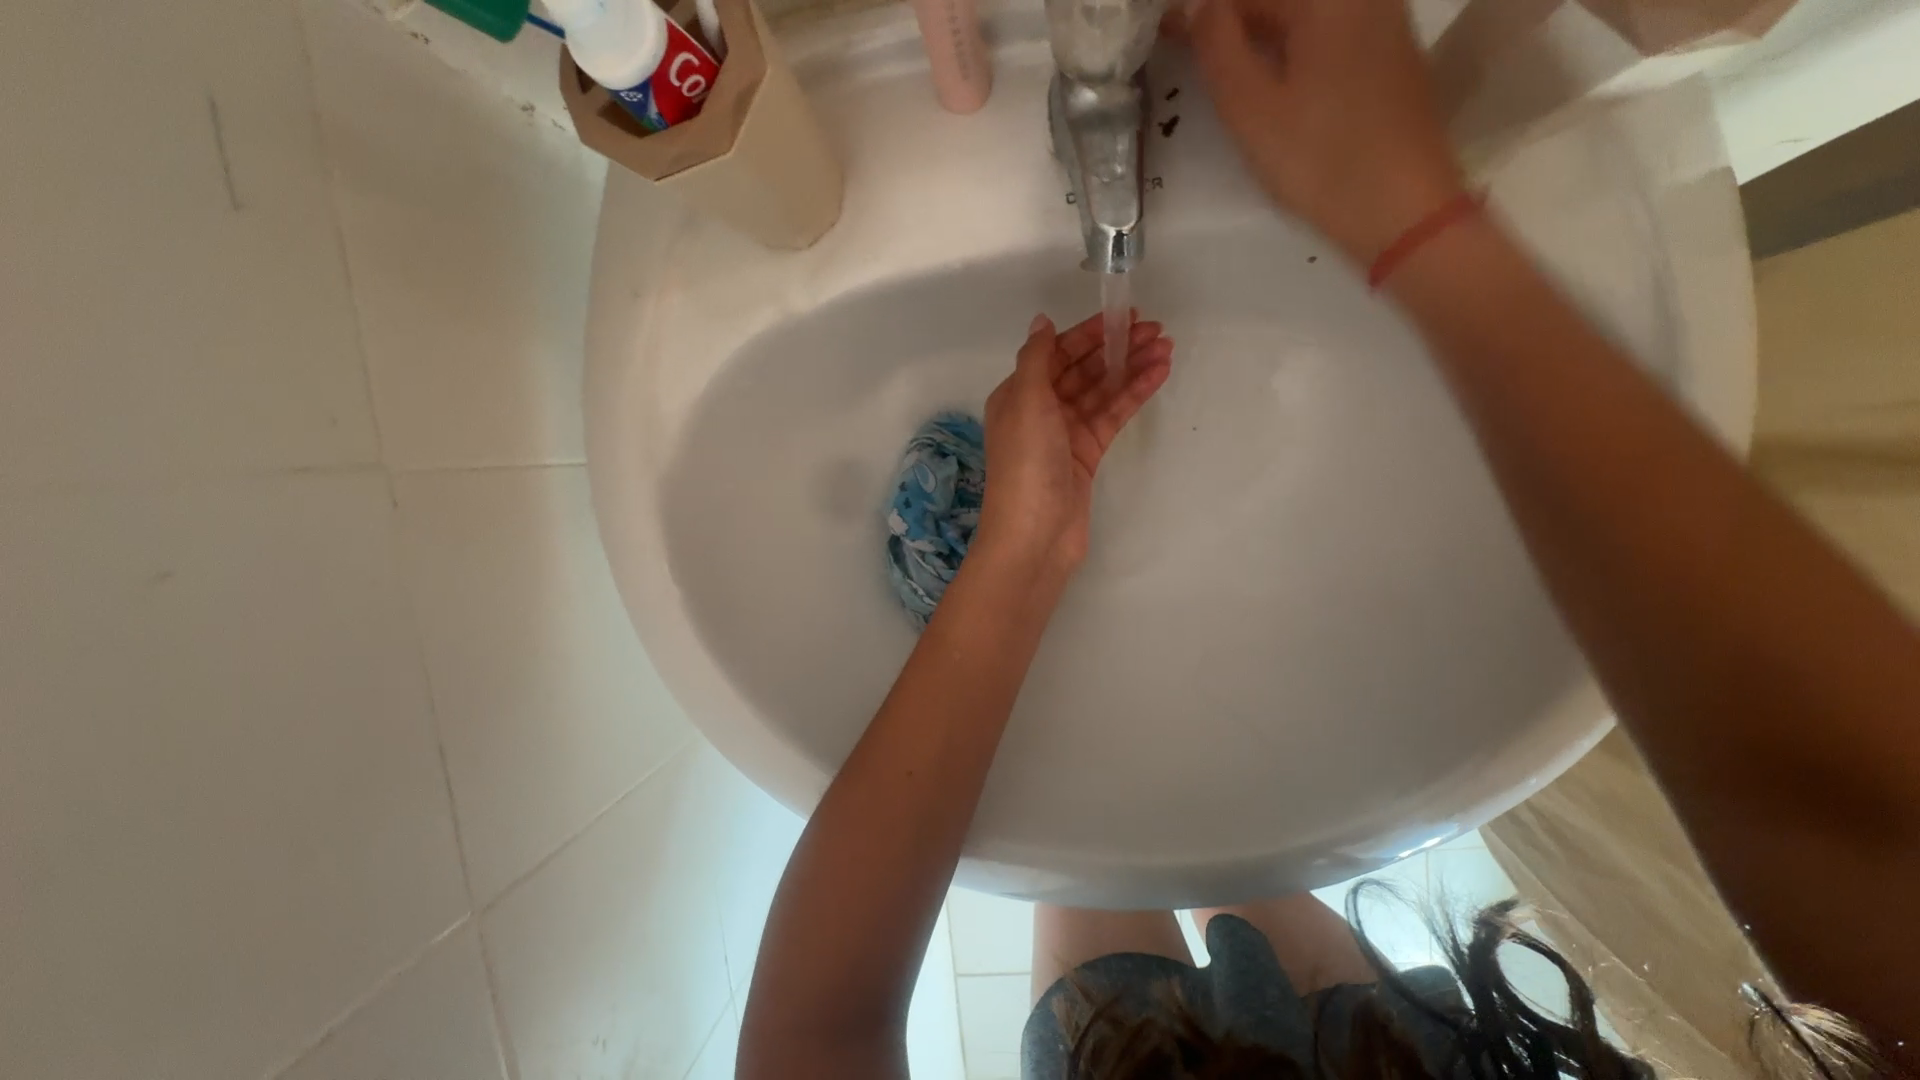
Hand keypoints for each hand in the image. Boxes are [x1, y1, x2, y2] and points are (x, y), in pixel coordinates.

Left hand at [975, 311, 1173, 570]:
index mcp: (1017, 394)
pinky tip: (1157, 375)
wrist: (1035, 534)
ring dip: (1131, 369)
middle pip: (1082, 370)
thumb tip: (1041, 321)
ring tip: (1167, 348)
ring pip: (1102, 392)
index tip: (1123, 316)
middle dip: (1115, 348)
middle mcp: (1040, 410)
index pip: (1055, 354)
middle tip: (1155, 330)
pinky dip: (1133, 395)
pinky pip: (1112, 416)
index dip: (1088, 333)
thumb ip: (1036, 358)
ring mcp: (1065, 434)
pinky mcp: (1087, 455)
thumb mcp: (1025, 402)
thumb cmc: (1026, 464)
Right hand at [1177, 0, 1465, 263]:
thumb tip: (1198, 7)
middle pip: (1280, 1)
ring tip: (1225, 67)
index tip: (1167, 32)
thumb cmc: (1321, 159)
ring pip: (1305, 16)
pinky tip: (1271, 78)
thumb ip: (1217, 48)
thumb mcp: (1252, 109)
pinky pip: (1329, 32)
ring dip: (1260, 34)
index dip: (1203, 11)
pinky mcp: (1390, 54)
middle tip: (1190, 49)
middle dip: (1234, 21)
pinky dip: (1292, 46)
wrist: (1403, 209)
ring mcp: (1383, 20)